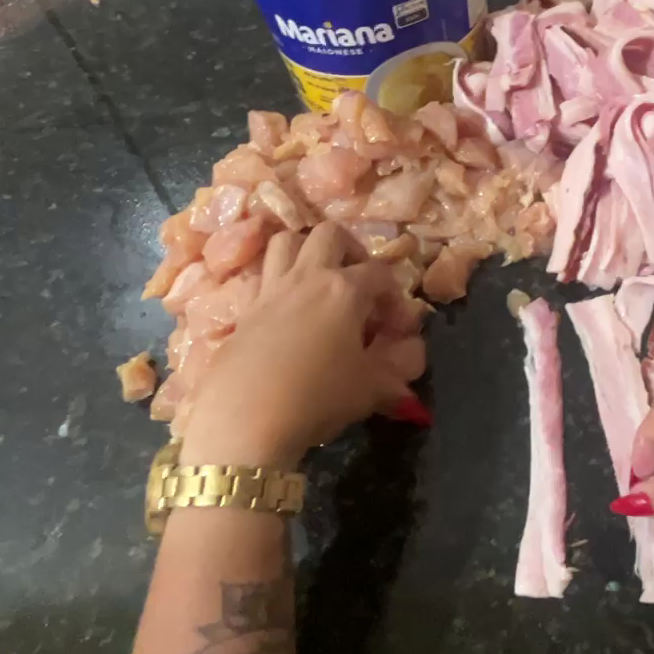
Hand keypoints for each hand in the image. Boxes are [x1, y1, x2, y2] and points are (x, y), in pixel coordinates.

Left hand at [174, 223, 410, 469]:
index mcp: (345, 290)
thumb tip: (410, 369)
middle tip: (358, 279)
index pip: (380, 273)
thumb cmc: (317, 398)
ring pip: (286, 242)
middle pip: (329, 234)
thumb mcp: (370, 390)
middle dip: (350, 248)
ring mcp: (271, 290)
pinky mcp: (243, 310)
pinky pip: (261, 278)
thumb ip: (394, 373)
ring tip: (318, 279)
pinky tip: (285, 309)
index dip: (394, 295)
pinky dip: (275, 282)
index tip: (396, 325)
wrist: (245, 419)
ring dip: (306, 251)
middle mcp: (308, 278)